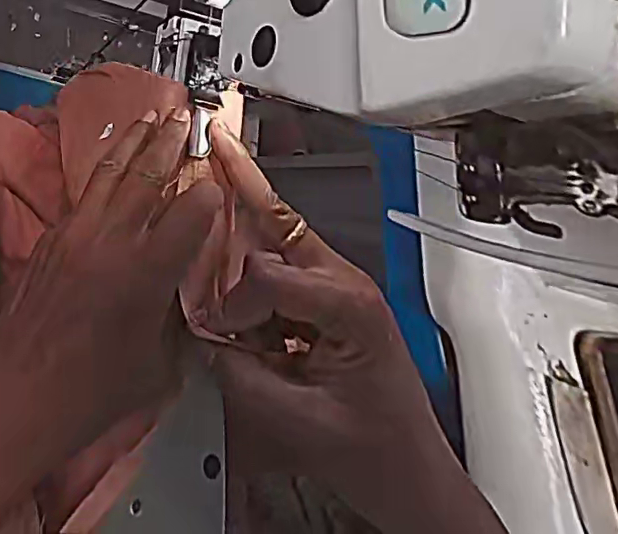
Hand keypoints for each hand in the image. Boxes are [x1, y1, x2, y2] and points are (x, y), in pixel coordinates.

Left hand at [0, 106, 221, 532]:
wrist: (14, 394)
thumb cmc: (88, 392)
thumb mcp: (156, 364)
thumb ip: (178, 316)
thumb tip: (186, 289)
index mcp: (145, 271)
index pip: (191, 212)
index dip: (210, 196)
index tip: (217, 187)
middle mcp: (112, 239)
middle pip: (149, 173)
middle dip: (171, 140)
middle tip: (184, 116)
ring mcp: (79, 230)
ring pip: (113, 169)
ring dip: (136, 139)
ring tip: (151, 115)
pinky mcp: (55, 233)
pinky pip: (87, 186)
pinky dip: (107, 163)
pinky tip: (115, 154)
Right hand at [204, 125, 503, 533]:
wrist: (413, 474)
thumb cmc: (376, 451)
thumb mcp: (300, 423)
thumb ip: (242, 376)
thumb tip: (205, 337)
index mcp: (348, 304)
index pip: (268, 276)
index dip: (231, 302)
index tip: (215, 332)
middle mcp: (343, 281)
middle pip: (280, 220)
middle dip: (244, 180)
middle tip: (219, 142)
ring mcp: (337, 284)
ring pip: (279, 233)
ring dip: (244, 211)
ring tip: (220, 166)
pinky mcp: (326, 296)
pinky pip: (280, 261)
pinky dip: (249, 249)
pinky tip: (227, 239)